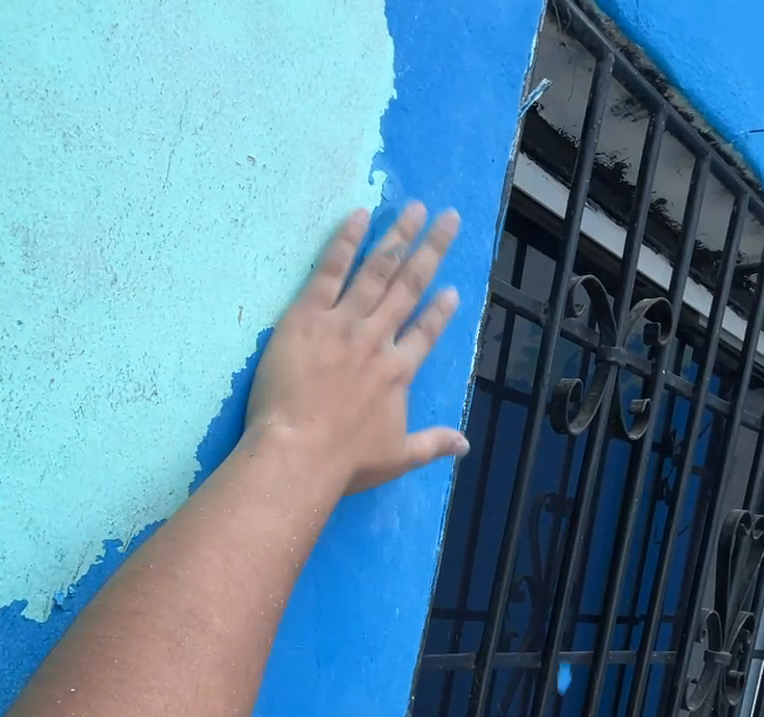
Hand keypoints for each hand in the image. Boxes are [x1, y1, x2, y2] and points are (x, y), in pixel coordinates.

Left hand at [243, 202, 467, 495]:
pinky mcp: (307, 317)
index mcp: (398, 372)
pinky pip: (330, 271)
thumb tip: (464, 445)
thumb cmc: (344, 461)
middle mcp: (377, 339)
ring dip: (397, 238)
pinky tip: (359, 216)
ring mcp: (343, 324)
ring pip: (376, 271)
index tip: (452, 290)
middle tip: (447, 220)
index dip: (440, 311)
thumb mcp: (396, 458)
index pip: (426, 333)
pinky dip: (345, 242)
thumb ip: (432, 445)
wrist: (298, 452)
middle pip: (408, 288)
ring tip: (414, 209)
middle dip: (430, 252)